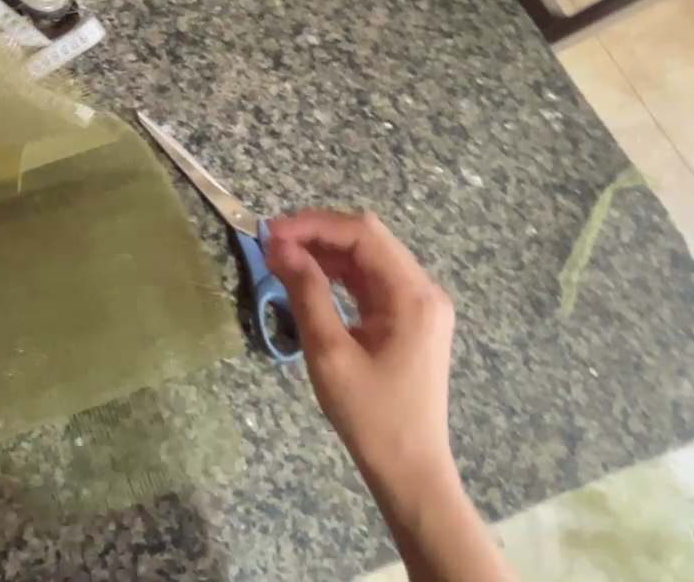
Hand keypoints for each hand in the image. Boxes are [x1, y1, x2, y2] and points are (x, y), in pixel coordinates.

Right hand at [264, 208, 457, 498]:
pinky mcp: (406, 317)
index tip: (270, 233)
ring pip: (365, 254)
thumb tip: (278, 246)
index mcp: (413, 296)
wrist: (409, 469)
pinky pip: (367, 277)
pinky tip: (305, 275)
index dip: (313, 224)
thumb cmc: (371, 413)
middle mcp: (422, 290)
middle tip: (271, 242)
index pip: (362, 233)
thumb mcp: (329, 351)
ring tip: (280, 256)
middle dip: (316, 231)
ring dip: (323, 248)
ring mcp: (417, 303)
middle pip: (366, 237)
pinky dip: (335, 269)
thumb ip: (305, 291)